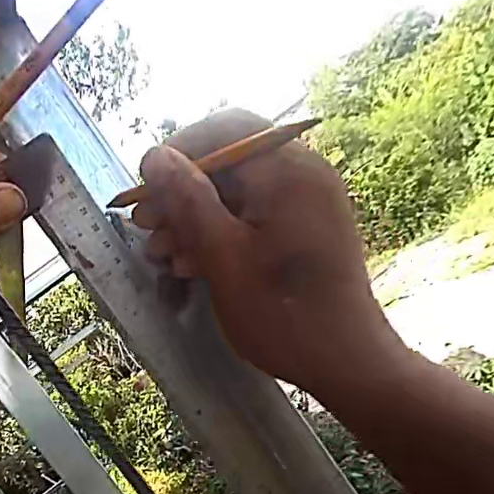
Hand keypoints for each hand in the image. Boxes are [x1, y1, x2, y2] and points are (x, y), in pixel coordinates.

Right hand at [131, 110, 409, 395]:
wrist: (347, 362)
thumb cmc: (284, 315)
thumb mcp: (224, 258)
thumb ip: (188, 202)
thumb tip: (156, 157)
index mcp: (288, 171)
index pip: (225, 131)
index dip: (178, 151)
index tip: (146, 185)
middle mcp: (304, 176)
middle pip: (231, 164)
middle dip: (183, 194)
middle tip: (147, 228)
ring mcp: (310, 206)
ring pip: (241, 196)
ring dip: (198, 220)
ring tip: (163, 254)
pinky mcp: (309, 233)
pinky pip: (259, 219)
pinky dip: (225, 235)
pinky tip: (195, 264)